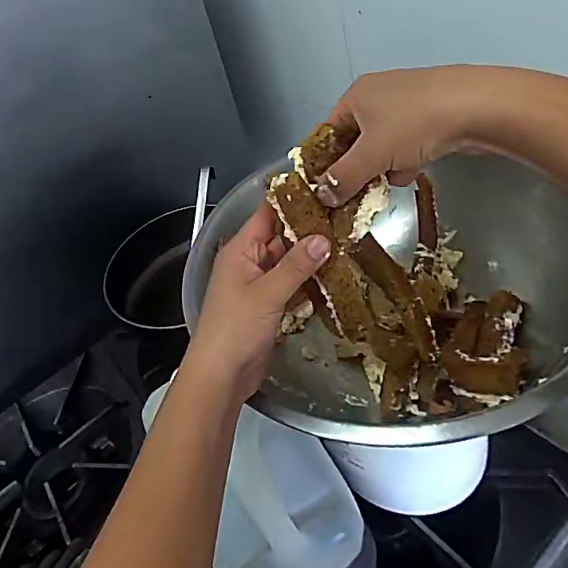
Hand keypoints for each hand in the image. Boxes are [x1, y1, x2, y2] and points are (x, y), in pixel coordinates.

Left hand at [183, 204, 329, 402]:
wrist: (220, 377)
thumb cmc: (234, 330)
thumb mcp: (267, 294)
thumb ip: (296, 266)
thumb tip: (323, 238)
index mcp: (240, 250)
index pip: (267, 214)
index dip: (292, 200)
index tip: (323, 189)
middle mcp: (249, 263)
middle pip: (282, 237)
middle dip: (310, 230)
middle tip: (345, 218)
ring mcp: (259, 285)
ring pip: (289, 262)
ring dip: (312, 258)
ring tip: (347, 244)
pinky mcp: (269, 306)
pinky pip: (292, 286)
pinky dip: (309, 282)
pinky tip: (334, 277)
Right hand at [313, 66, 513, 205]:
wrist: (478, 107)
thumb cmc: (416, 124)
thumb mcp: (371, 155)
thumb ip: (342, 178)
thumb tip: (321, 195)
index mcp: (356, 95)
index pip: (328, 131)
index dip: (324, 161)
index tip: (326, 189)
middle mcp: (379, 94)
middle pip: (356, 139)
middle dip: (357, 167)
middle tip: (356, 192)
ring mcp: (408, 103)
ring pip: (383, 144)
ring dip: (383, 166)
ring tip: (387, 183)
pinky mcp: (432, 115)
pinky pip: (407, 143)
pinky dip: (406, 160)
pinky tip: (411, 172)